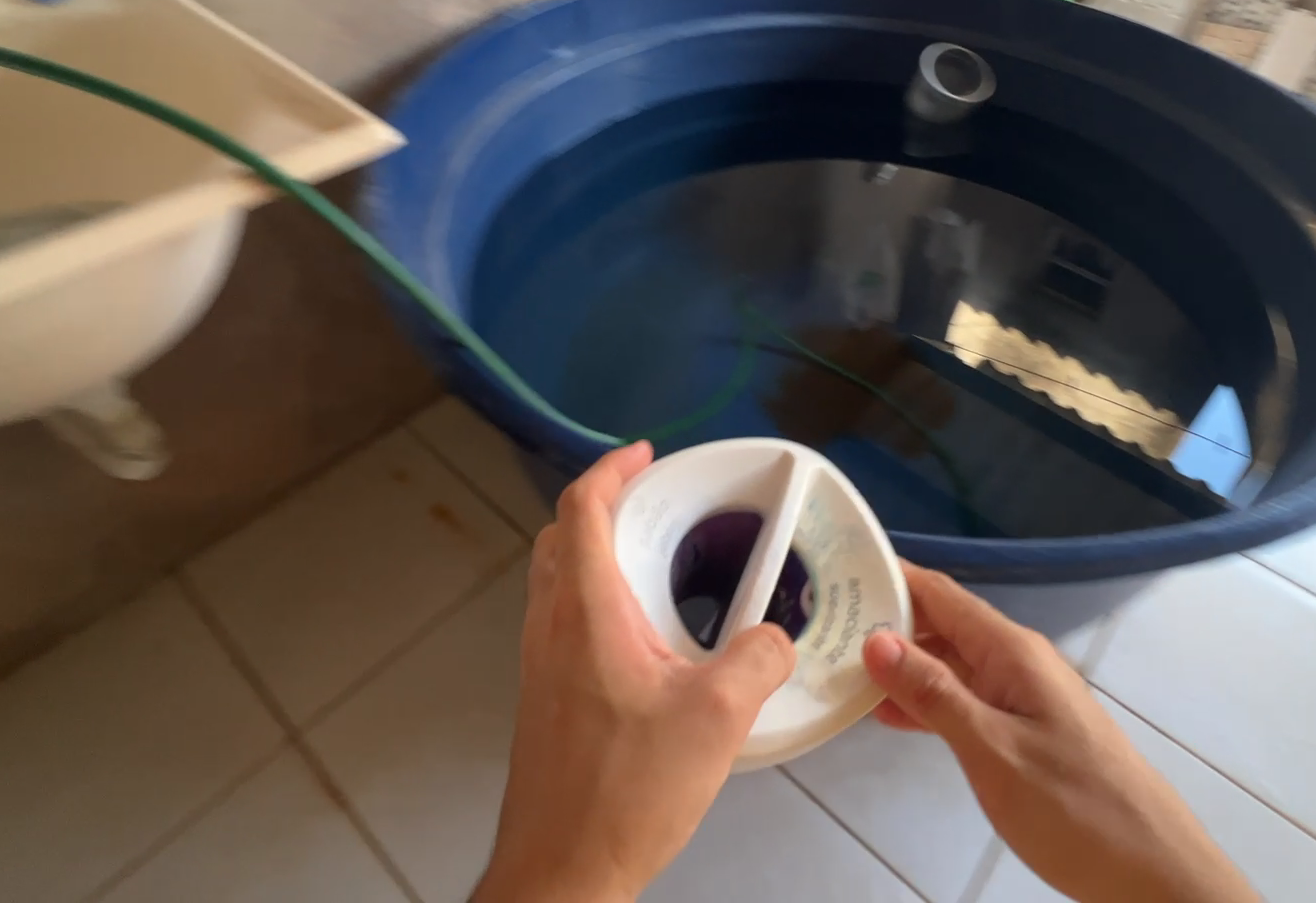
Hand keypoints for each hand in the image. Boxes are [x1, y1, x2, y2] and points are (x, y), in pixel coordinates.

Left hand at [475, 441, 797, 901]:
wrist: (560, 871)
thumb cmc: (627, 789)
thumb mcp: (718, 718)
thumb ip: (759, 659)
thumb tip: (775, 638)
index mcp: (587, 611)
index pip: (582, 510)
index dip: (611, 469)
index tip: (645, 454)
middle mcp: (553, 623)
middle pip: (561, 533)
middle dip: (604, 501)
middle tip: (653, 500)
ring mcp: (541, 658)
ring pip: (557, 572)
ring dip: (595, 544)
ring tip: (651, 552)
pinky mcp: (545, 689)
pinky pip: (563, 611)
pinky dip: (594, 587)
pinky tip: (640, 623)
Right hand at [864, 562, 1257, 902]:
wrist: (1156, 879)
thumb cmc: (1075, 810)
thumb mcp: (992, 751)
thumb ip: (933, 693)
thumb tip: (875, 638)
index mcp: (1009, 649)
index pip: (939, 592)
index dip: (890, 576)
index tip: (838, 572)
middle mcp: (1014, 659)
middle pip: (941, 623)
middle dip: (886, 621)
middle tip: (824, 627)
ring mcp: (1020, 694)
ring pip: (948, 662)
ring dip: (901, 664)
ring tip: (841, 668)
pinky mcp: (1022, 728)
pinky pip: (963, 698)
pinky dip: (926, 700)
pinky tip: (888, 714)